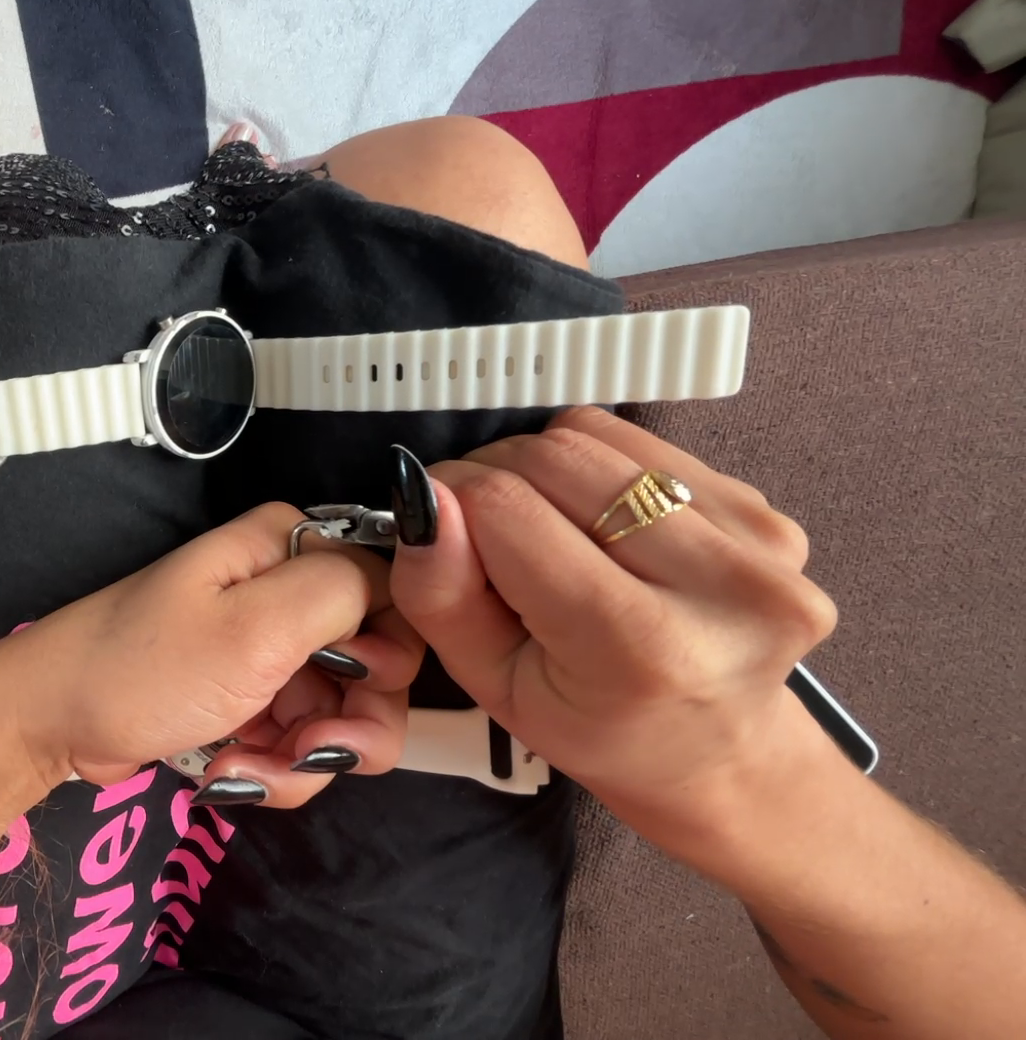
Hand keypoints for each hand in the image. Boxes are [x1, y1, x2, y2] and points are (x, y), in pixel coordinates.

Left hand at [0, 503, 426, 806]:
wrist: (56, 721)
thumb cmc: (148, 666)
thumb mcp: (255, 623)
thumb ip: (345, 591)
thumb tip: (397, 584)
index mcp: (286, 549)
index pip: (391, 589)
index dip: (389, 648)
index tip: (356, 683)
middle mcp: (283, 592)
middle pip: (376, 662)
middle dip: (349, 722)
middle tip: (308, 749)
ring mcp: (267, 651)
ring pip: (341, 714)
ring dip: (304, 758)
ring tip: (246, 764)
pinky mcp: (250, 698)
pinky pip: (299, 741)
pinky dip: (274, 767)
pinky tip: (228, 769)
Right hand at [390, 406, 839, 829]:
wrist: (716, 750)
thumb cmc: (585, 725)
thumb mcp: (484, 681)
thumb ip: (439, 594)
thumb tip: (422, 497)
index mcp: (639, 645)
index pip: (505, 508)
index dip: (445, 500)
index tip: (429, 525)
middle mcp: (723, 583)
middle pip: (551, 458)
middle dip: (486, 477)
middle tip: (475, 530)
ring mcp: (760, 542)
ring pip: (589, 438)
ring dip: (534, 467)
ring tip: (536, 528)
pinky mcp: (767, 510)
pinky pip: (632, 443)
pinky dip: (585, 466)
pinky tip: (591, 521)